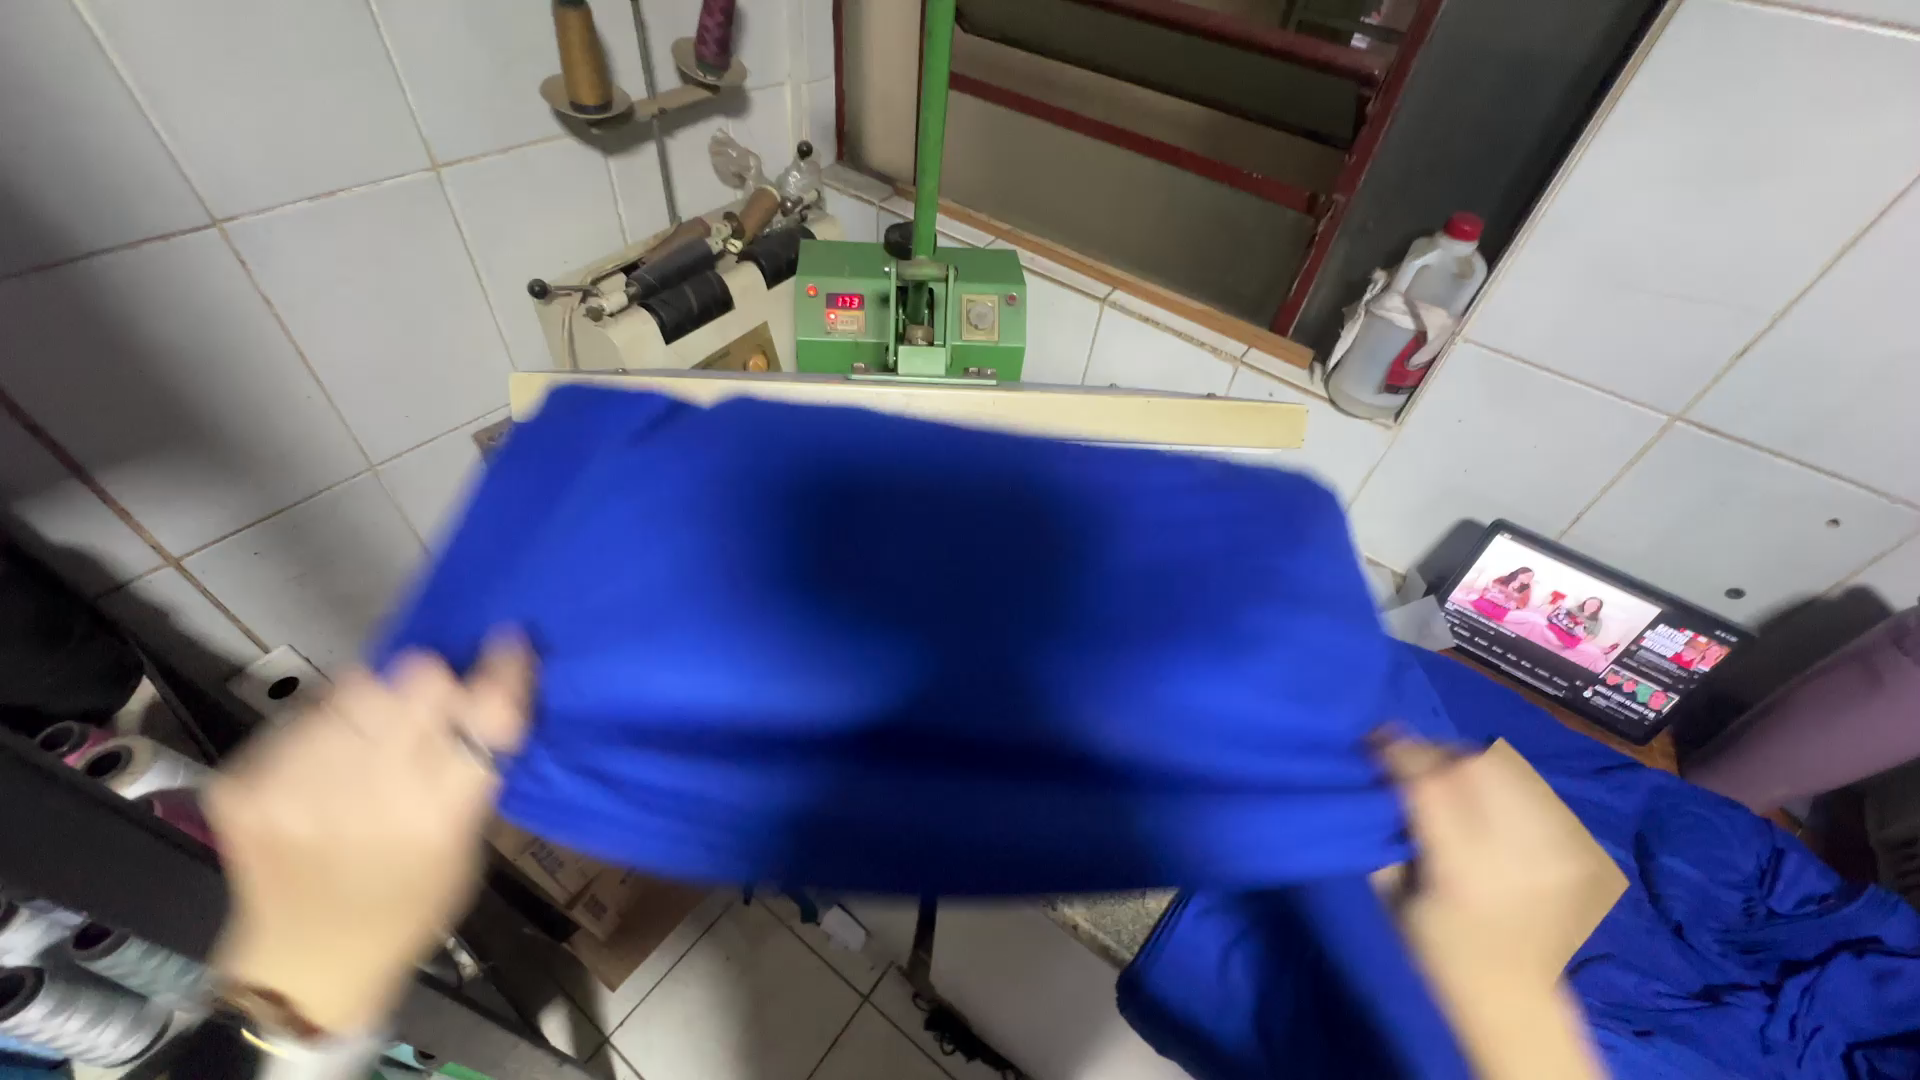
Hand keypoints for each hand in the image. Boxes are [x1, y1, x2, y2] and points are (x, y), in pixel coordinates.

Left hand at [205, 635, 534, 1034]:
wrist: (309, 960)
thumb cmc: (415, 899)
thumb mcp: (469, 837)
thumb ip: (473, 763)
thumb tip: (483, 686)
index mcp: (440, 812)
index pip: (486, 710)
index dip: (502, 667)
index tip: (509, 641)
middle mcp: (369, 793)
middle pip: (417, 678)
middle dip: (436, 680)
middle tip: (434, 703)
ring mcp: (297, 786)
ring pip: (357, 684)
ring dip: (378, 698)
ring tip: (376, 730)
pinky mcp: (245, 785)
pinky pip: (303, 714)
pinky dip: (326, 723)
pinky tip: (330, 757)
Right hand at [1377, 735, 1610, 1079]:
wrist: (1515, 998)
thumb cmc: (1436, 950)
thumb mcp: (1390, 893)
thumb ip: (1383, 833)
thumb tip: (1374, 780)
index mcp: (1463, 869)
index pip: (1430, 784)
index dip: (1398, 752)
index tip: (1372, 738)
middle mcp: (1515, 852)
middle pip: (1470, 767)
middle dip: (1428, 750)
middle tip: (1401, 753)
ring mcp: (1552, 848)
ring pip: (1502, 769)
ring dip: (1461, 758)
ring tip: (1436, 769)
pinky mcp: (1571, 848)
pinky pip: (1526, 787)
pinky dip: (1493, 777)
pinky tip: (1474, 789)